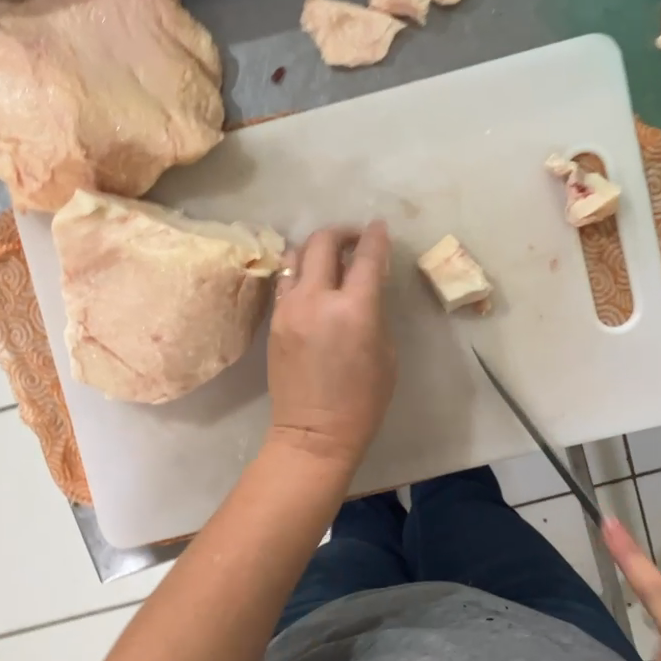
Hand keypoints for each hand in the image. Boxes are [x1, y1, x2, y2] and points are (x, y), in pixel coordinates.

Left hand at [266, 223, 396, 467]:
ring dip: (316, 249)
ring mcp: (288, 309)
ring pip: (297, 257)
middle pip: (323, 242)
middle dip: (342, 233)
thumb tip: (368, 287)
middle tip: (355, 239)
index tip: (380, 228)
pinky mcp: (273, 321)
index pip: (366, 256)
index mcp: (355, 309)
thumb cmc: (363, 401)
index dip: (376, 236)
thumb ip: (376, 311)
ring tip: (330, 257)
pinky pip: (285, 282)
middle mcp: (317, 299)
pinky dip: (300, 272)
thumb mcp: (386, 353)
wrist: (313, 432)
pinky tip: (312, 281)